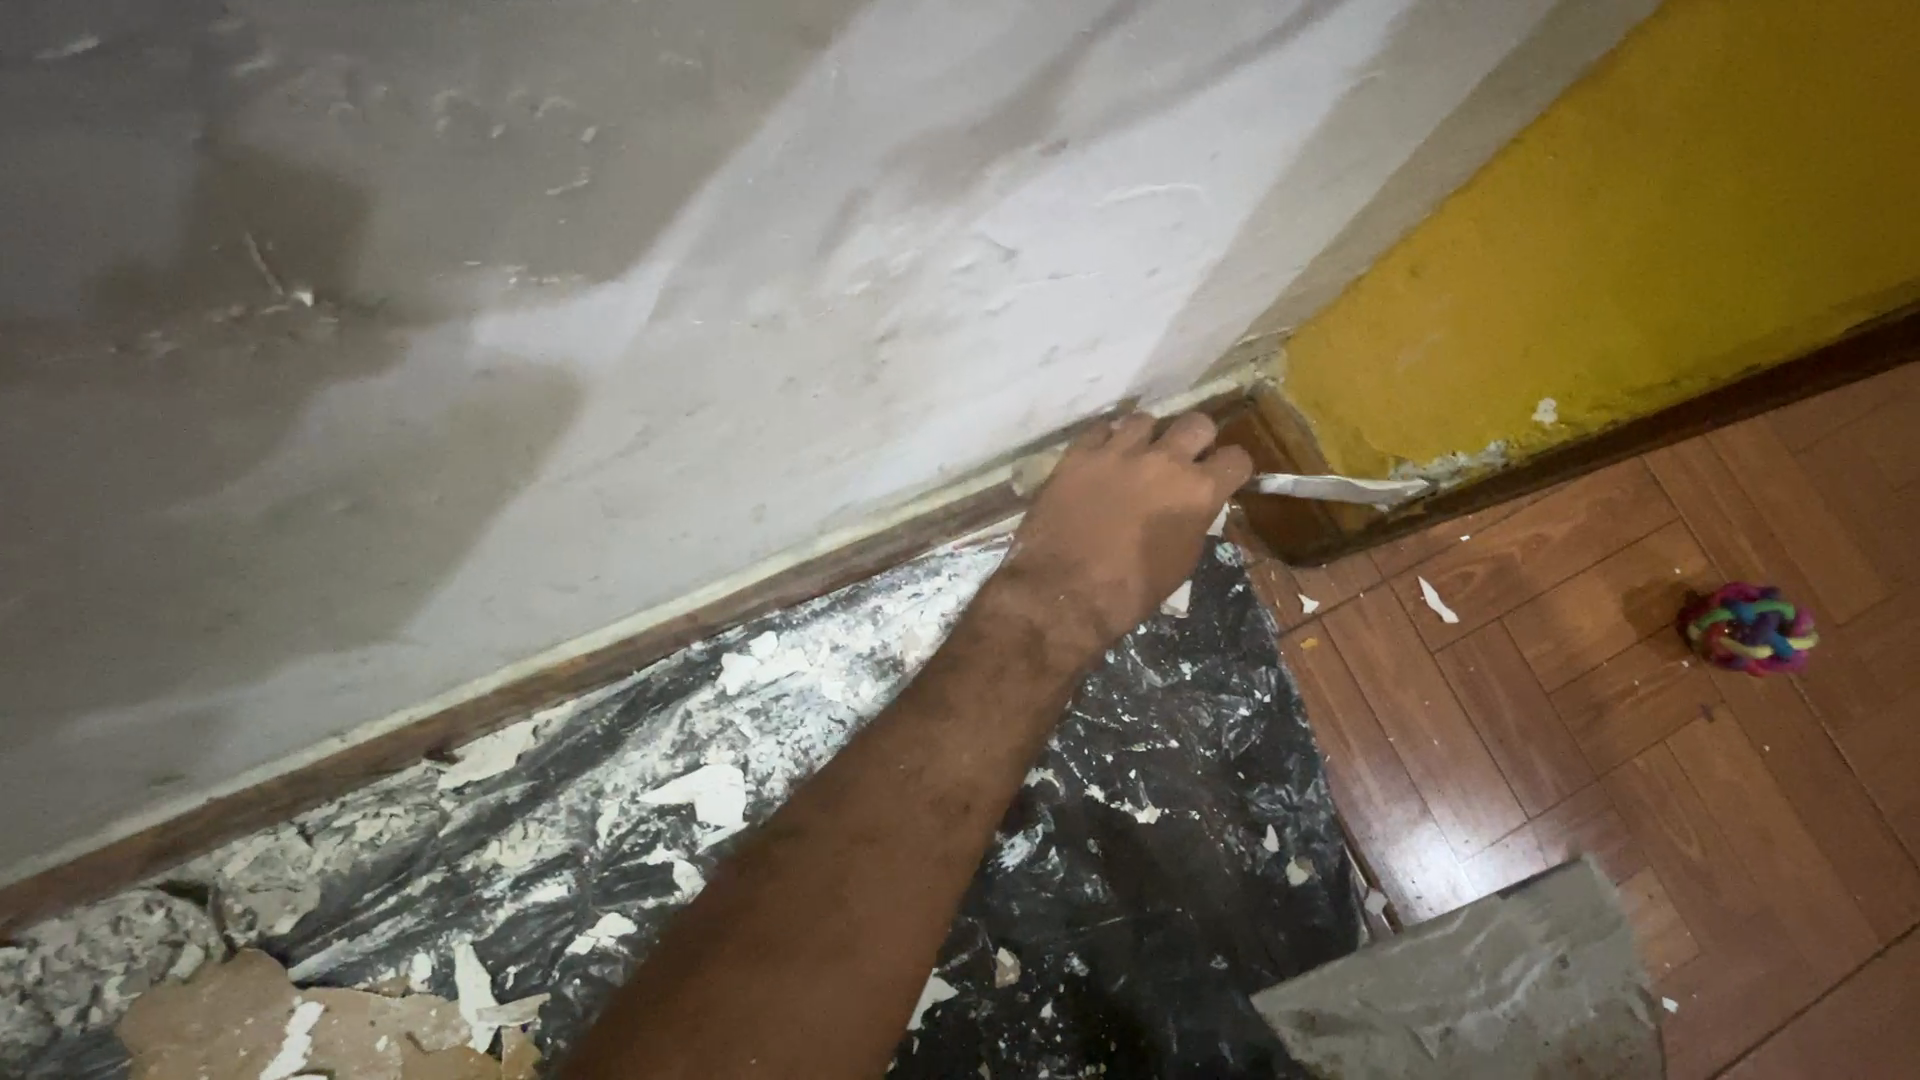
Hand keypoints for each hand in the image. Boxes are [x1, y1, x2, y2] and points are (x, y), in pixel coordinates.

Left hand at [989, 411, 1252, 661]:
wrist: (1065, 591)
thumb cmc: (1130, 590)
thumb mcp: (1181, 562)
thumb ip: (1194, 521)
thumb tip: (1192, 505)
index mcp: (1198, 491)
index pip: (1237, 458)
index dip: (1230, 468)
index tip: (1220, 477)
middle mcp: (1164, 461)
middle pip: (1196, 422)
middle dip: (1194, 439)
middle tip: (1180, 460)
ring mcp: (1118, 452)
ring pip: (1145, 420)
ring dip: (1146, 438)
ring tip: (1134, 459)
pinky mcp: (1078, 453)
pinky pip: (1100, 429)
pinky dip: (1105, 441)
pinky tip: (1101, 459)